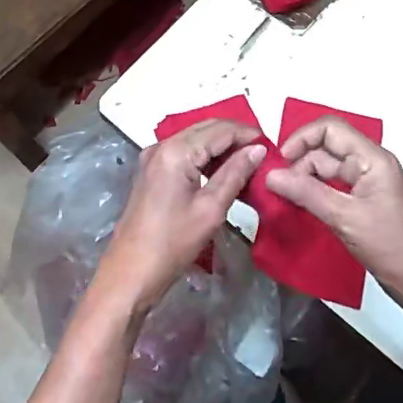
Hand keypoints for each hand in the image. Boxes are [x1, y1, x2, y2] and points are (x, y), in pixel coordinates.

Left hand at [94, 119, 266, 314]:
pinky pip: (185, 151)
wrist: (129, 274)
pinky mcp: (151, 170)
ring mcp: (153, 156)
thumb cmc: (172, 244)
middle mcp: (162, 145)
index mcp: (176, 151)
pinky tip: (223, 171)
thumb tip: (259, 149)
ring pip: (196, 138)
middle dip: (236, 137)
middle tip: (263, 154)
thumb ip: (236, 173)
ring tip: (249, 163)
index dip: (249, 134)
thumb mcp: (211, 209)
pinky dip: (206, 156)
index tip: (273, 147)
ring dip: (222, 146)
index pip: (221, 130)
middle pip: (207, 128)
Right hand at [265, 117, 402, 309]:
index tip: (279, 162)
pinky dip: (316, 191)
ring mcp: (369, 181)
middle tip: (276, 186)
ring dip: (305, 178)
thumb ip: (306, 193)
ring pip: (329, 167)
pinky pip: (335, 184)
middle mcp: (371, 163)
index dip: (301, 138)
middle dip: (300, 161)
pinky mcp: (365, 199)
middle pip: (328, 147)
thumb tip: (270, 175)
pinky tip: (300, 204)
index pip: (331, 128)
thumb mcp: (344, 217)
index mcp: (373, 158)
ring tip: (283, 196)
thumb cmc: (389, 246)